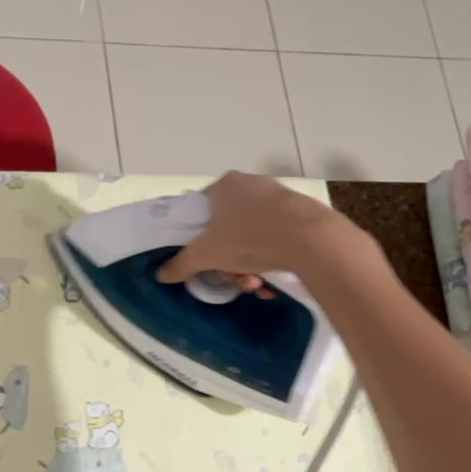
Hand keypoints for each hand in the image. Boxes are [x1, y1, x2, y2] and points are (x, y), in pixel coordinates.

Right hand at [155, 171, 380, 291]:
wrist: (310, 240)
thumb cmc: (249, 238)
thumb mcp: (206, 254)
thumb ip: (180, 264)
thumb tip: (160, 274)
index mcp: (223, 186)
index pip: (196, 212)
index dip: (192, 240)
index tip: (198, 263)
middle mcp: (249, 186)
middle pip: (222, 232)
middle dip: (224, 264)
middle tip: (230, 281)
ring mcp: (275, 200)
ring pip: (247, 241)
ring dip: (244, 269)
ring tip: (254, 286)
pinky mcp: (296, 216)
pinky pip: (270, 243)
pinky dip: (265, 264)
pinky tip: (269, 284)